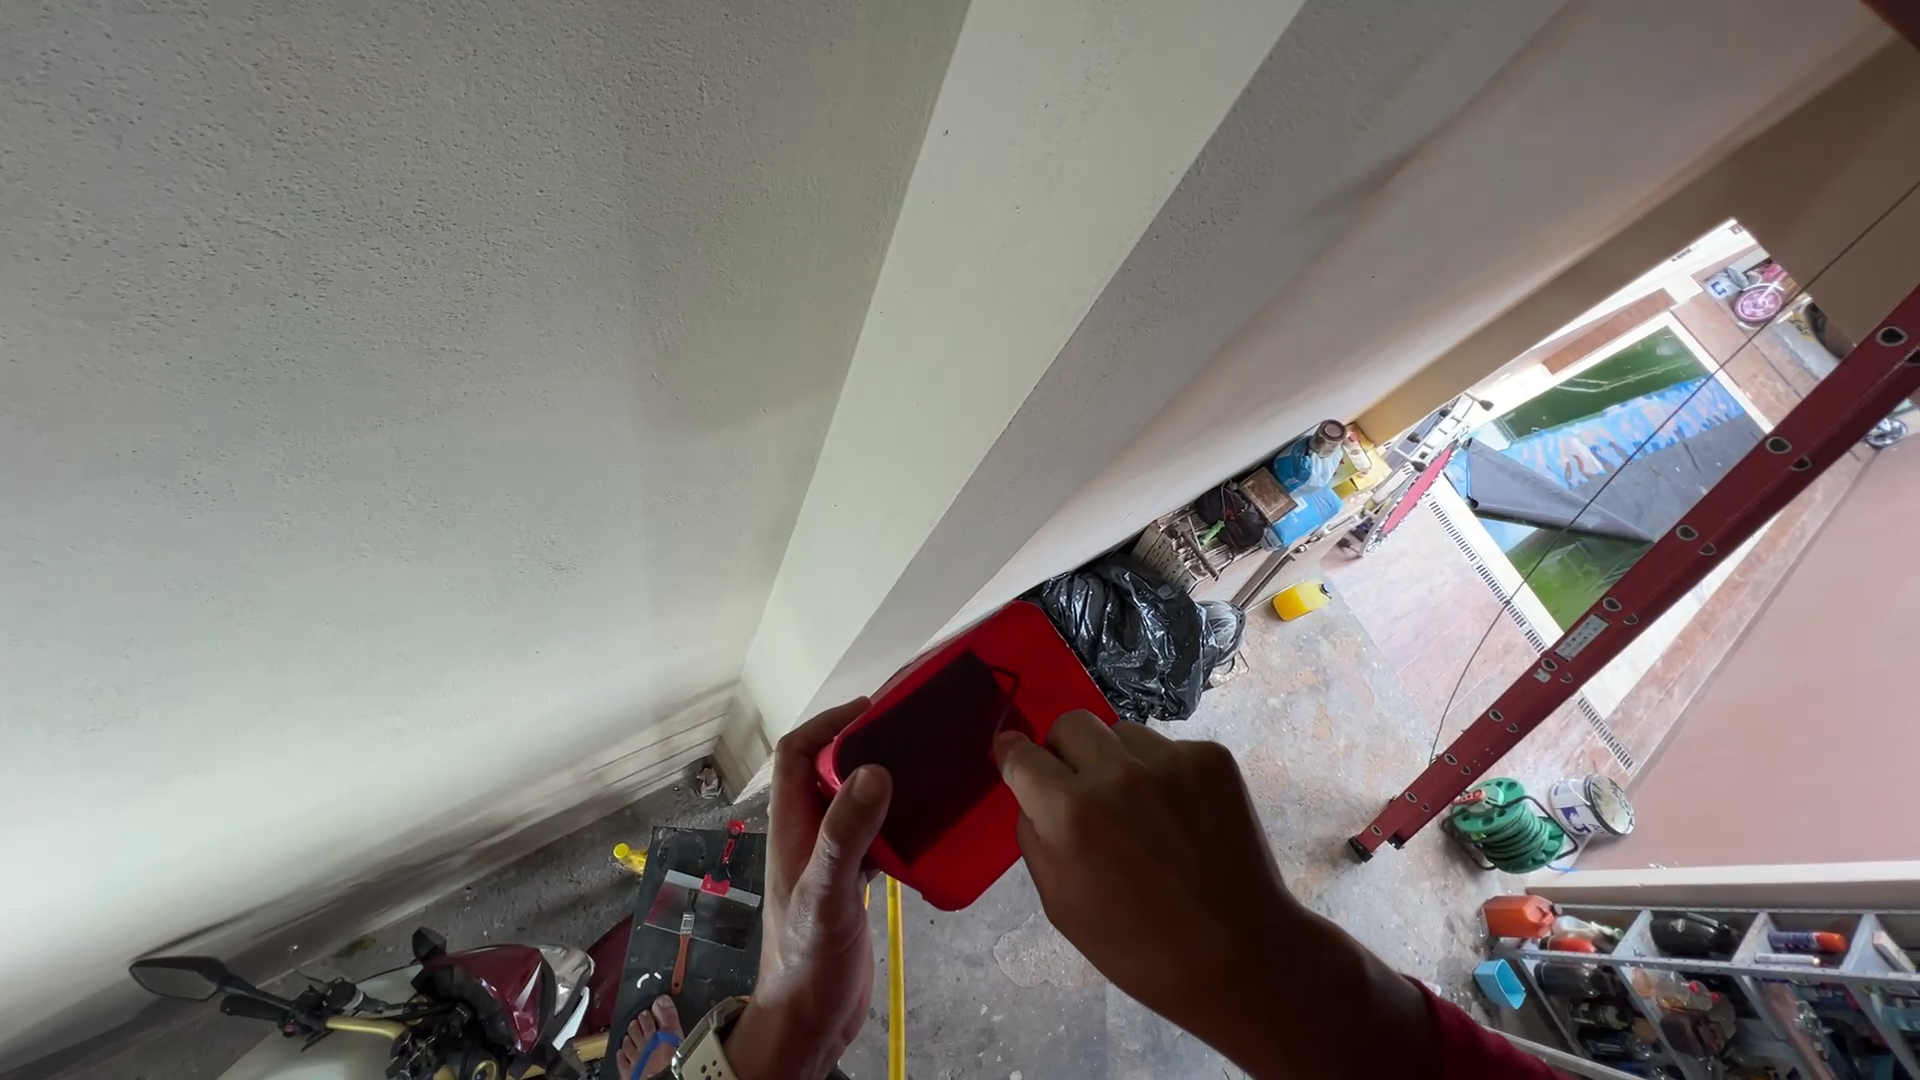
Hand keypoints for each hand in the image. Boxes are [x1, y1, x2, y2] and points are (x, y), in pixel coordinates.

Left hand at [724, 699, 888, 1079]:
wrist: (809, 1021)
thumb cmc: (808, 957)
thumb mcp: (826, 891)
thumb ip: (846, 833)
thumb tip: (875, 770)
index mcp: (791, 824)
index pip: (797, 753)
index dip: (826, 723)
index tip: (870, 710)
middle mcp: (808, 832)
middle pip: (828, 771)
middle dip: (861, 745)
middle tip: (908, 733)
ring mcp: (829, 856)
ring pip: (852, 802)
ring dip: (880, 782)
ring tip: (922, 768)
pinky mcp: (851, 880)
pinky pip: (872, 835)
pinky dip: (894, 822)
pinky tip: (924, 824)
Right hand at [994, 712, 1432, 1079]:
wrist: (1240, 955)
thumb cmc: (1138, 946)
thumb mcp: (1061, 905)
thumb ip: (1034, 837)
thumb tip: (1028, 790)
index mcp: (1069, 813)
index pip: (1021, 753)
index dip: (1013, 754)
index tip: (1014, 755)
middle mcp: (1115, 773)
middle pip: (1069, 724)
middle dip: (1065, 751)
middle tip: (1081, 786)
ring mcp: (1169, 760)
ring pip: (1120, 731)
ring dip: (1116, 759)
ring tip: (1140, 807)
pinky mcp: (1211, 757)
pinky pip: (1166, 746)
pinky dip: (1162, 772)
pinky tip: (1179, 814)